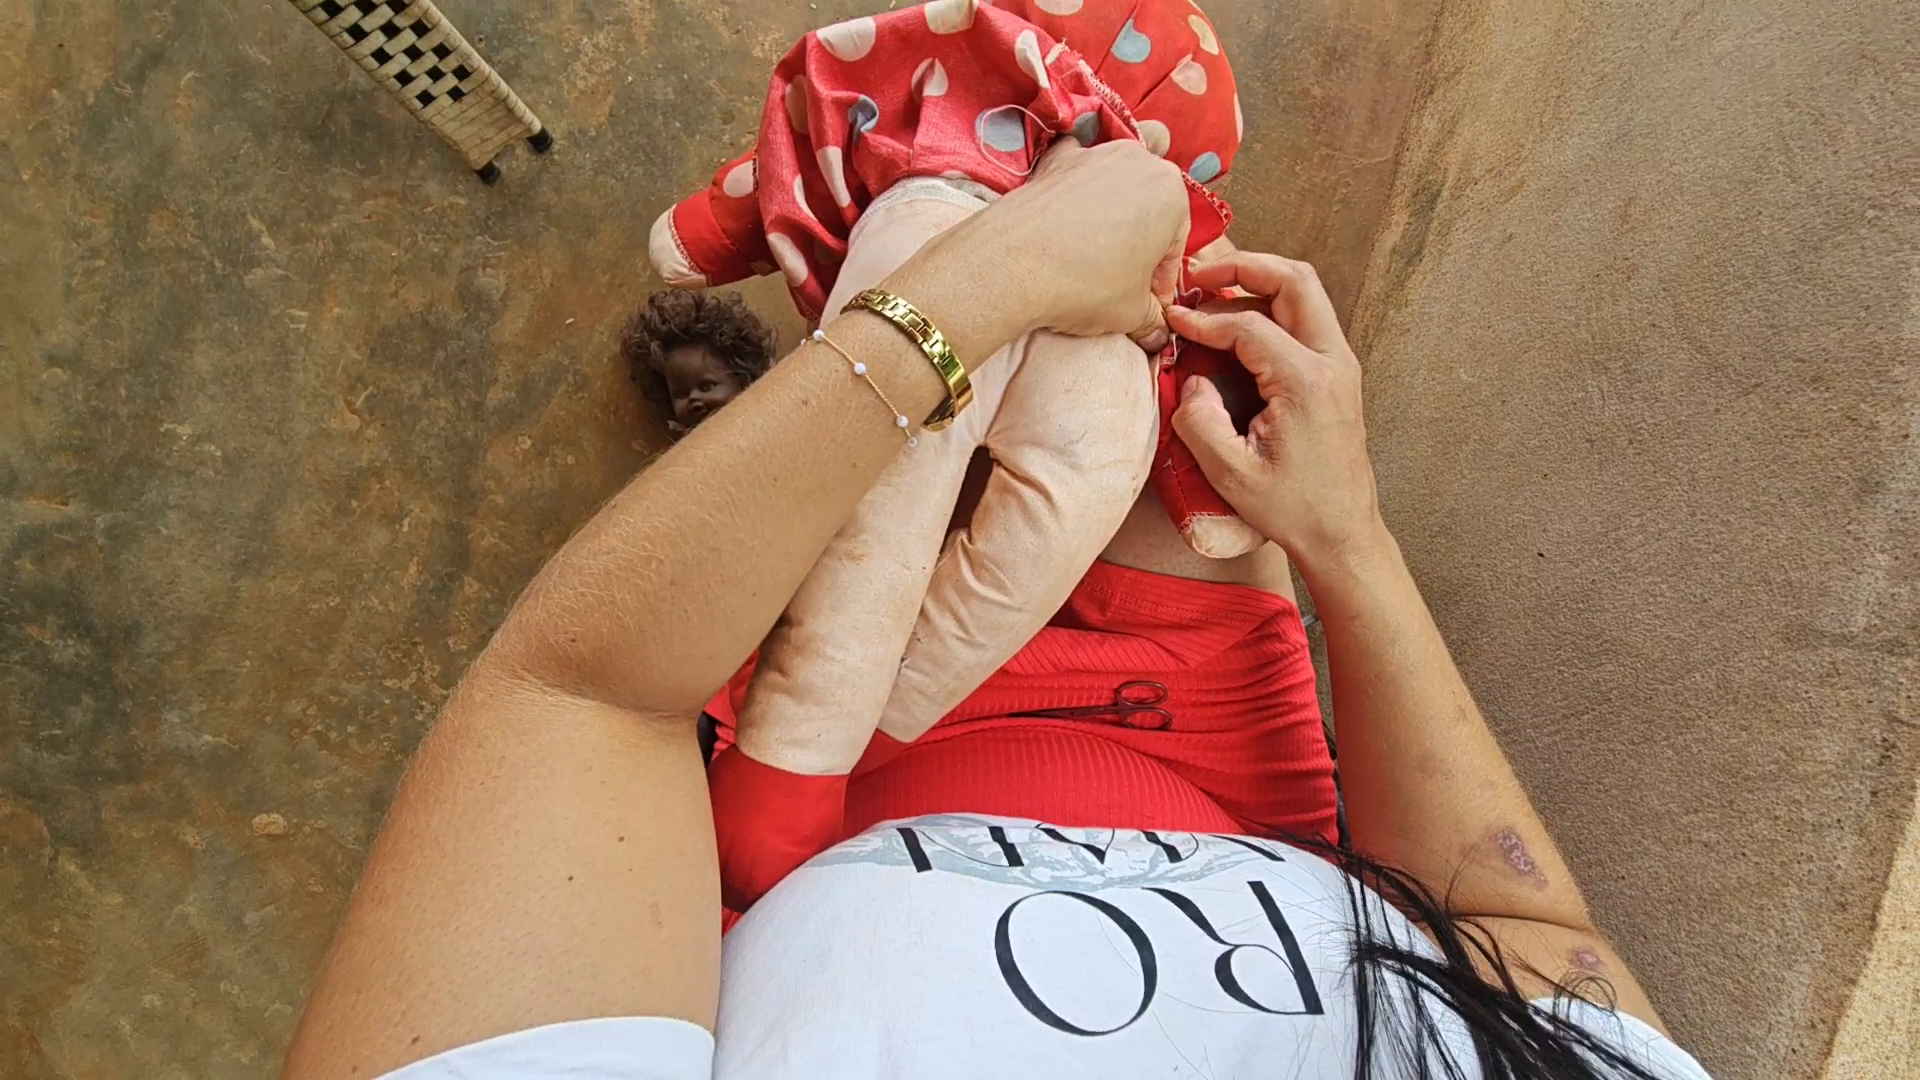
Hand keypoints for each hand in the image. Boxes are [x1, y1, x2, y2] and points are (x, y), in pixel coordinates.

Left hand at [893, 139, 1188, 356]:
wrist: (1016, 266)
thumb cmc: (1086, 286)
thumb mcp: (1131, 314)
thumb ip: (1151, 318)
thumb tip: (1156, 332)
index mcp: (1172, 194)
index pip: (1173, 247)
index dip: (1160, 284)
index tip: (1146, 308)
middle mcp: (1138, 162)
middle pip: (1148, 211)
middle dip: (1140, 246)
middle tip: (1122, 283)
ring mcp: (1094, 156)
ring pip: (1115, 187)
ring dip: (1112, 216)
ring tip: (1093, 256)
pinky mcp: (1055, 162)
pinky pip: (1074, 172)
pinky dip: (1074, 188)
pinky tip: (1065, 214)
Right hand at [1166, 252, 1385, 570]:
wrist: (1340, 531)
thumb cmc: (1291, 508)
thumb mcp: (1231, 473)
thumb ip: (1200, 421)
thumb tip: (1191, 382)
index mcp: (1307, 382)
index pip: (1248, 326)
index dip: (1204, 320)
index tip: (1173, 320)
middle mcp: (1332, 362)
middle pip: (1295, 280)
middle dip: (1245, 267)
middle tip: (1201, 272)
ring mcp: (1340, 366)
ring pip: (1303, 294)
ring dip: (1258, 284)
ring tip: (1212, 293)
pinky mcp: (1335, 375)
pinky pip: (1303, 321)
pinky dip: (1268, 309)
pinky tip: (1234, 326)